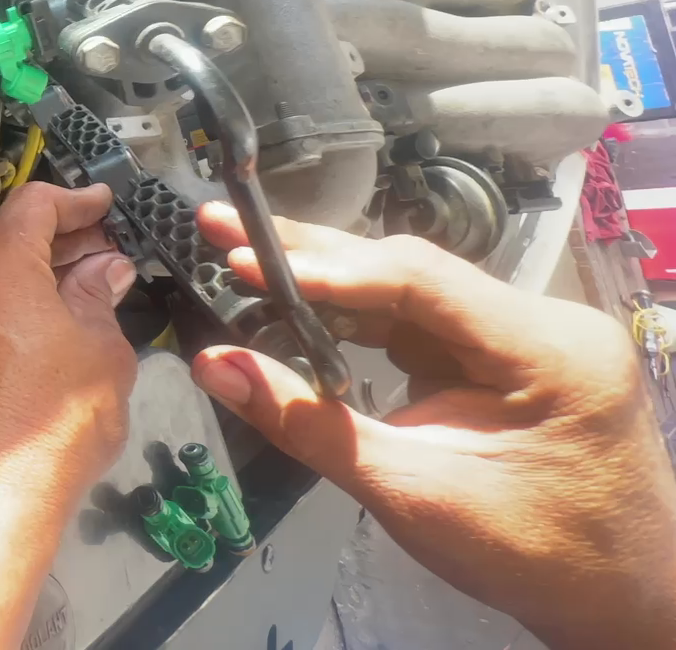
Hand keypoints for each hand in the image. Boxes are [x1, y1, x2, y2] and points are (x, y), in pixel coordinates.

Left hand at [0, 182, 138, 491]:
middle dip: (67, 238)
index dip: (75, 198)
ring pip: (2, 271)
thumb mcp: (99, 347)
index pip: (34, 204)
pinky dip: (25, 297)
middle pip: (15, 236)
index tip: (105, 201)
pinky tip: (63, 316)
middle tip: (114, 249)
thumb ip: (99, 296)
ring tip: (98, 282)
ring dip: (47, 270)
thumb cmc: (51, 415)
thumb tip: (106, 269)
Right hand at [192, 204, 675, 649]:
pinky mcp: (482, 347)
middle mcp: (535, 323)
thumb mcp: (407, 490)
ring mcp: (509, 331)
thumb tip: (210, 364)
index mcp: (548, 352)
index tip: (240, 263)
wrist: (616, 602)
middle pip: (400, 267)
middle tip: (219, 225)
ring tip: (237, 254)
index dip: (324, 269)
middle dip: (304, 251)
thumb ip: (305, 423)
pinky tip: (284, 297)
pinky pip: (395, 312)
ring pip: (391, 282)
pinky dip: (334, 307)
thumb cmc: (531, 553)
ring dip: (311, 273)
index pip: (419, 282)